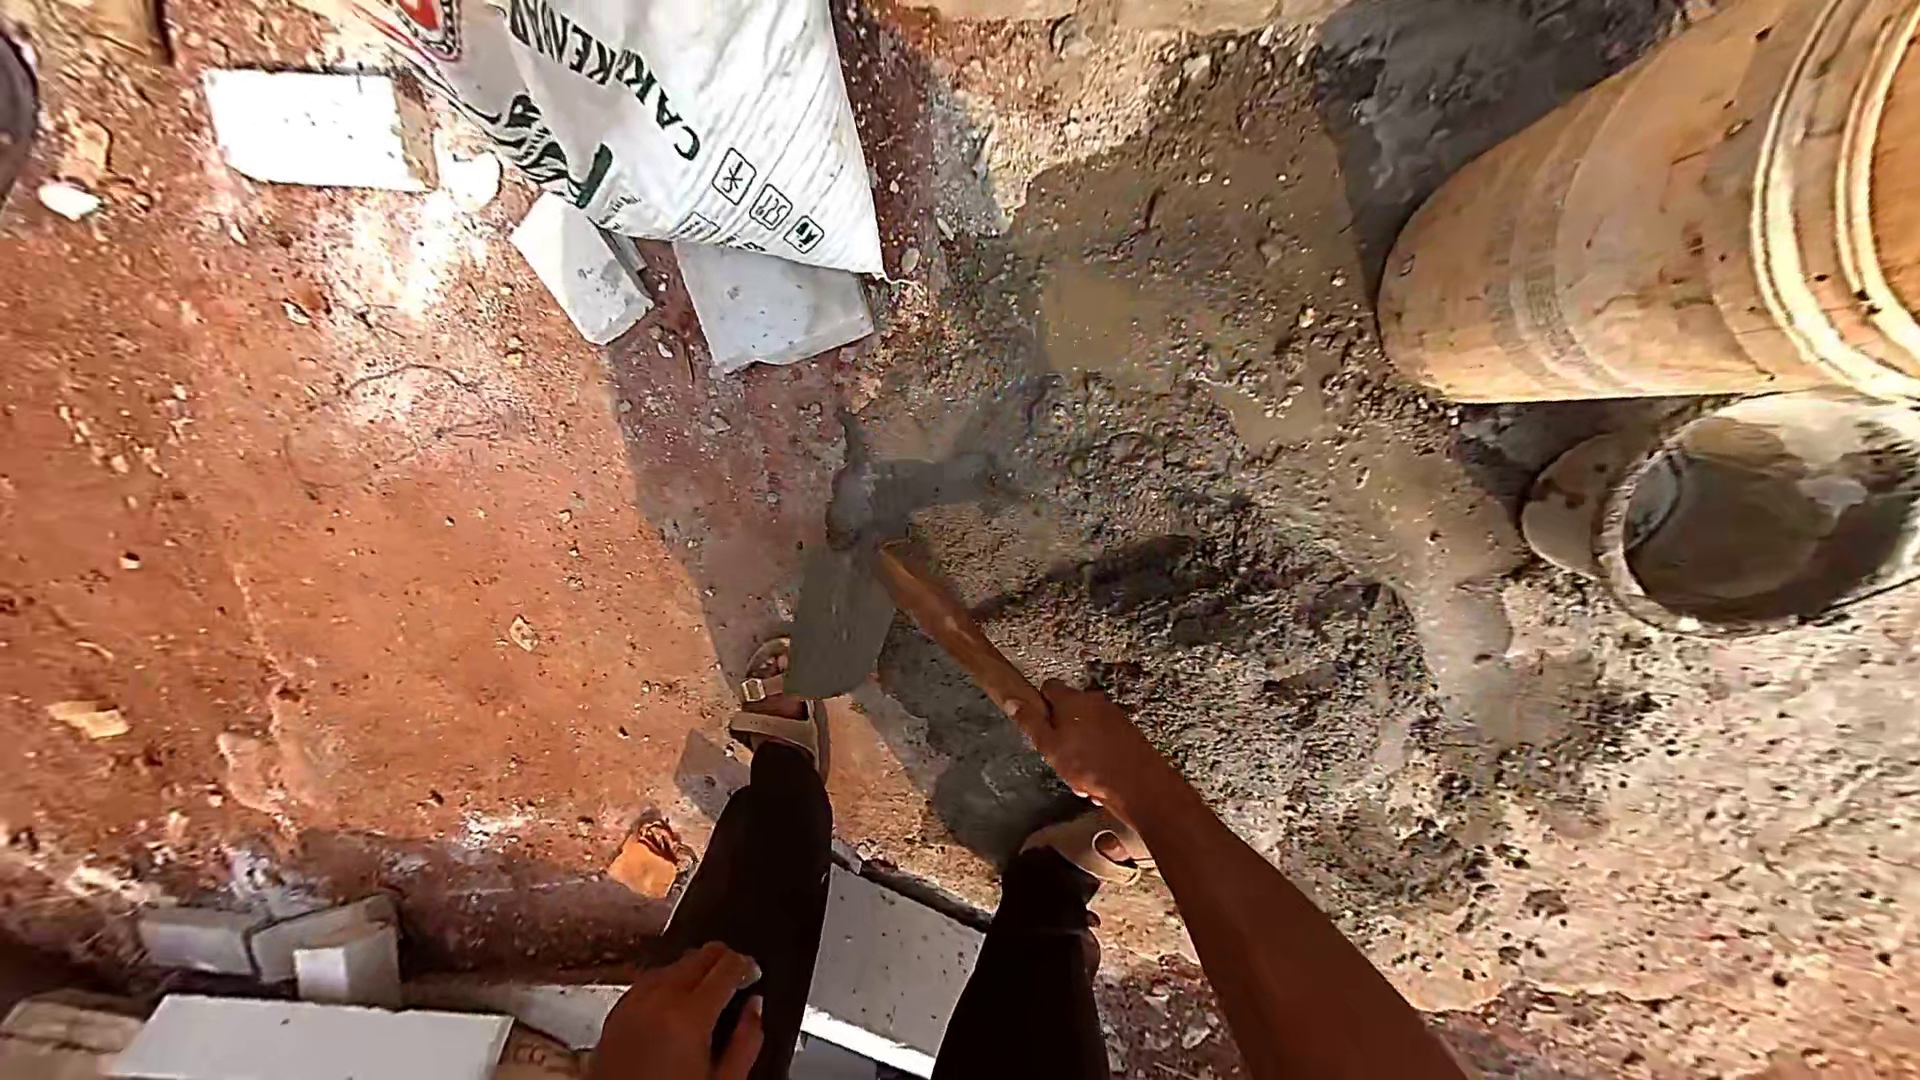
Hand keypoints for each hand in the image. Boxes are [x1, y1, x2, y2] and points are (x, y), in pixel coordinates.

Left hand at [589, 942, 764, 1079]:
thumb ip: (746, 1042)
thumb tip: (754, 1006)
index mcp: (689, 1016)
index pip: (728, 964)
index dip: (746, 966)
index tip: (752, 975)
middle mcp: (659, 1000)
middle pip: (701, 955)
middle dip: (722, 962)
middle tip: (733, 982)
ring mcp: (632, 1006)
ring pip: (675, 963)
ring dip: (694, 971)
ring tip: (705, 995)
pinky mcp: (614, 1018)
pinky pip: (649, 981)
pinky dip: (667, 983)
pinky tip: (674, 1005)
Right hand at [1030, 679, 1180, 816]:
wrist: (1139, 785)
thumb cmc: (1091, 766)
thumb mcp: (1049, 747)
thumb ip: (1030, 722)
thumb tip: (1012, 701)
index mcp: (1072, 699)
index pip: (1049, 687)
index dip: (1041, 705)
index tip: (1040, 725)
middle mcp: (1094, 700)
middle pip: (1068, 709)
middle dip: (1062, 731)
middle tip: (1059, 756)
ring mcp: (1113, 715)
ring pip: (1086, 726)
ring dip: (1080, 746)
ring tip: (1081, 775)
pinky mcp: (1127, 732)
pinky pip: (1104, 739)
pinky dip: (1098, 754)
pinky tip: (1098, 778)